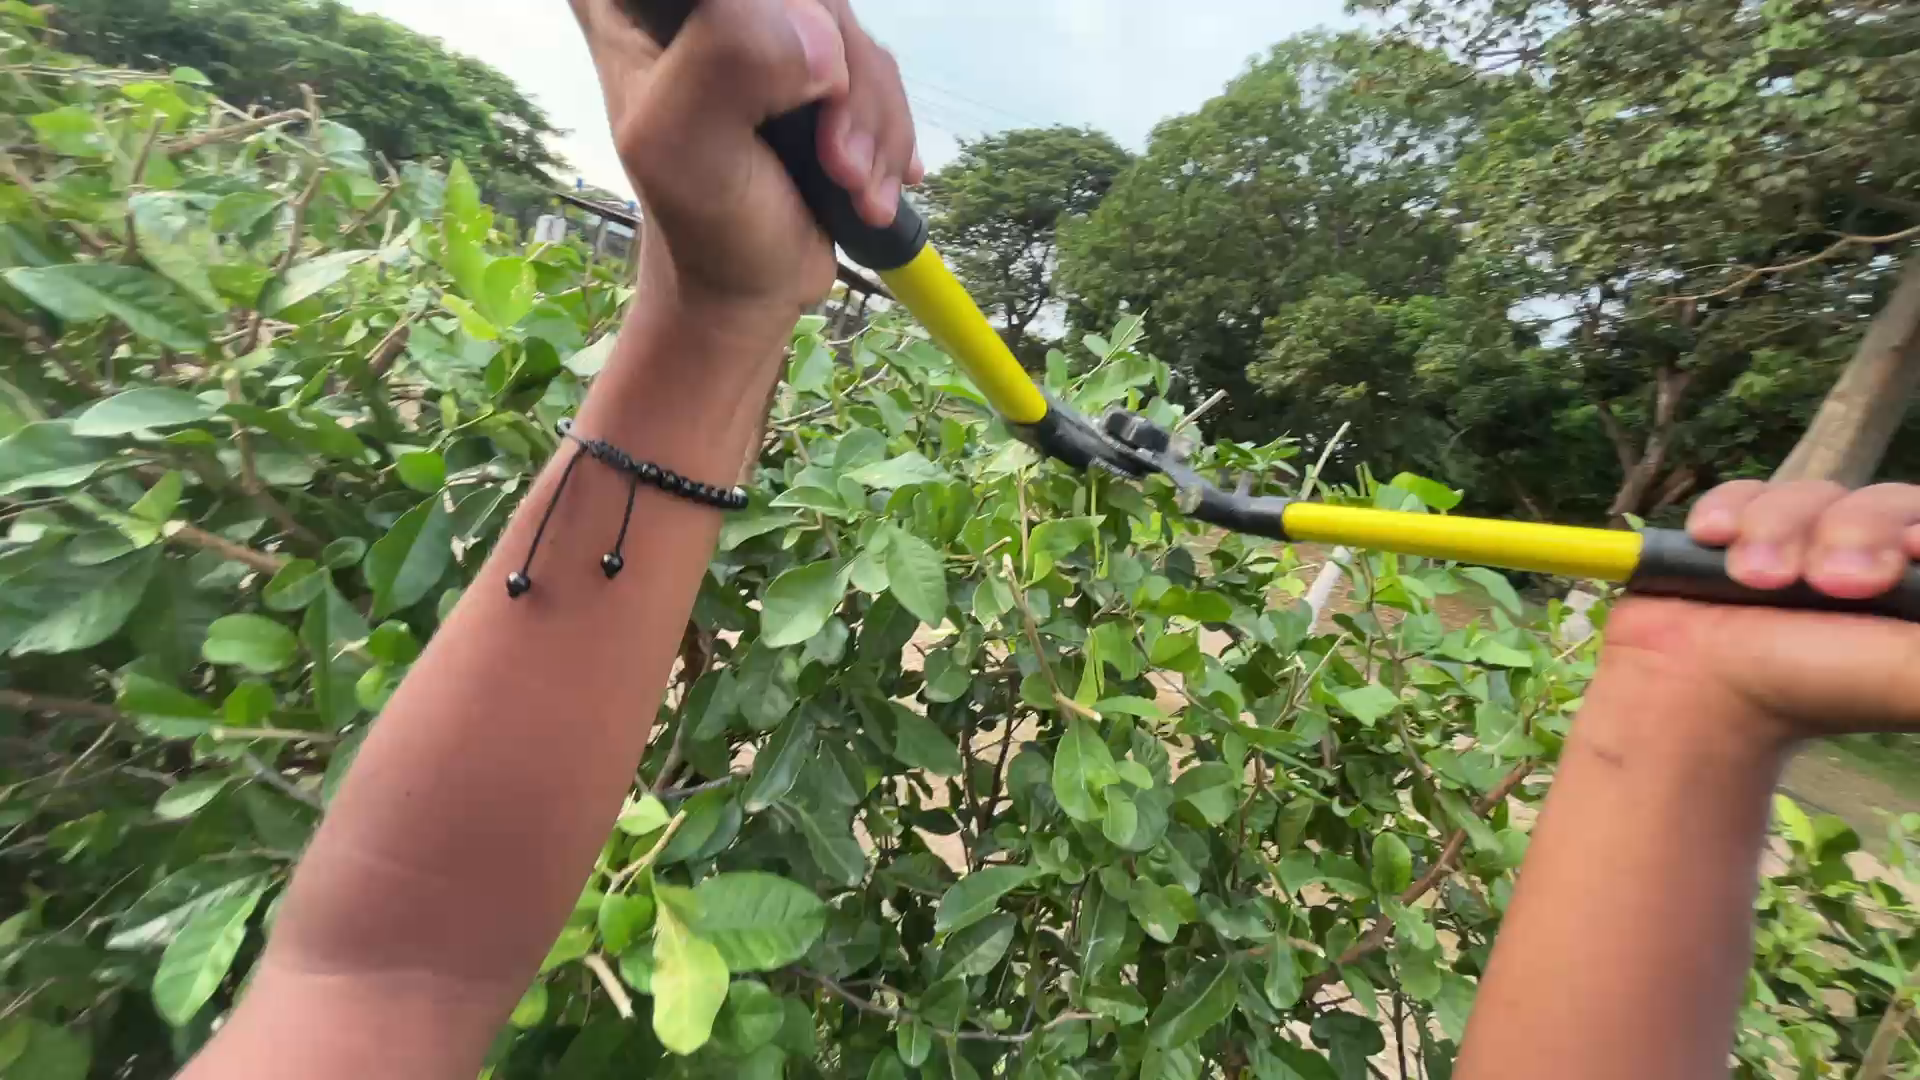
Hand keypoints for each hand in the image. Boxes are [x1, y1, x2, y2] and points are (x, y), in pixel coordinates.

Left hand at [569, 0, 921, 326]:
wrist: (752, 288)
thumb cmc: (709, 228)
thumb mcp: (686, 144)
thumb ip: (731, 59)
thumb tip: (821, 36)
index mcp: (641, 0)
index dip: (788, 26)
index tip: (800, 102)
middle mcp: (704, 7)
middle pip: (813, 0)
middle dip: (849, 92)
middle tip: (842, 168)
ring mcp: (767, 37)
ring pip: (853, 37)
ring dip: (876, 127)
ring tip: (859, 191)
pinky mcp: (814, 75)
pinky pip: (876, 74)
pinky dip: (888, 136)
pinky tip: (873, 186)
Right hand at [1603, 480, 1919, 742]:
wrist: (1695, 689)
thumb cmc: (1809, 690)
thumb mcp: (1913, 675)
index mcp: (1917, 580)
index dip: (1916, 530)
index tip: (1909, 560)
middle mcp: (1865, 553)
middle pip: (1882, 500)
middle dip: (1853, 532)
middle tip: (1829, 584)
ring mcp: (1791, 540)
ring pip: (1807, 493)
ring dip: (1779, 529)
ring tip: (1750, 576)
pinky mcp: (1723, 535)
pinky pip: (1739, 493)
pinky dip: (1727, 508)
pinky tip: (1710, 536)